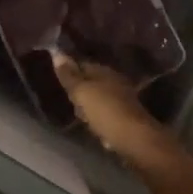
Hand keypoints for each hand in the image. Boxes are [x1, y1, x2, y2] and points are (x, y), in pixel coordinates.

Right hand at [52, 53, 178, 168]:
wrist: (136, 140)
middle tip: (71, 102)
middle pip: (91, 82)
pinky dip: (99, 120)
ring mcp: (122, 100)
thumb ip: (69, 75)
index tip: (59, 80)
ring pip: (99, 99)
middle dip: (80, 91)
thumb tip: (57, 53)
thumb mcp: (82, 92)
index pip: (83, 65)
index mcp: (105, 72)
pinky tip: (95, 128)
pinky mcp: (126, 118)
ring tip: (81, 118)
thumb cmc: (106, 112)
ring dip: (89, 107)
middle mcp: (115, 82)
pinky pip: (106, 114)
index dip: (70, 71)